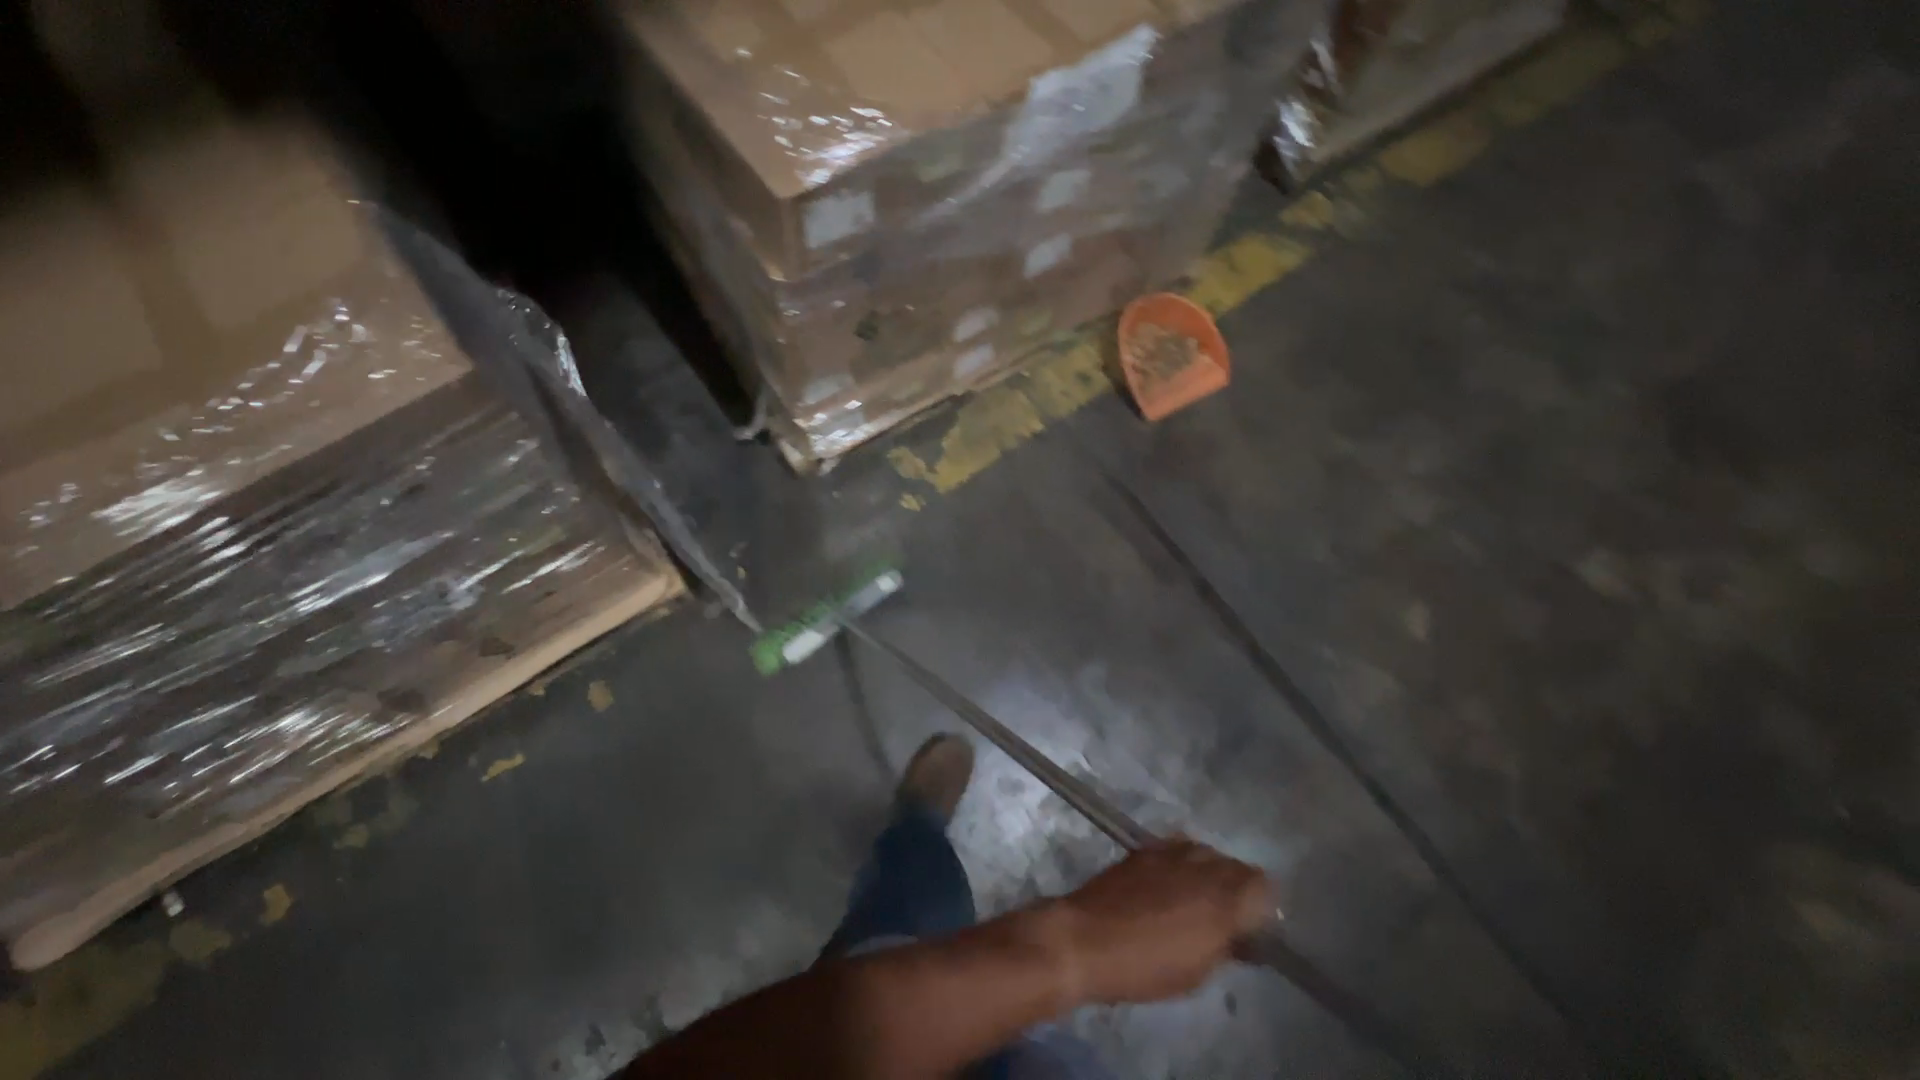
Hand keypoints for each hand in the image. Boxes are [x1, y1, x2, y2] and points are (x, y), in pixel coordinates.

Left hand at [1054, 839, 1272, 1004]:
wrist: (1084, 939)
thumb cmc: (1144, 966)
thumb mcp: (1197, 972)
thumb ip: (1226, 947)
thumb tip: (1240, 937)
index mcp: (1225, 899)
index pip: (1266, 888)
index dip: (1261, 910)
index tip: (1249, 932)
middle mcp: (1203, 865)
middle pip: (1238, 867)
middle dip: (1238, 890)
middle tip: (1224, 919)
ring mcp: (1172, 851)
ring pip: (1208, 853)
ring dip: (1209, 874)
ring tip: (1194, 900)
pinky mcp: (1144, 848)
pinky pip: (1178, 849)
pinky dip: (1182, 865)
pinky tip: (1168, 886)